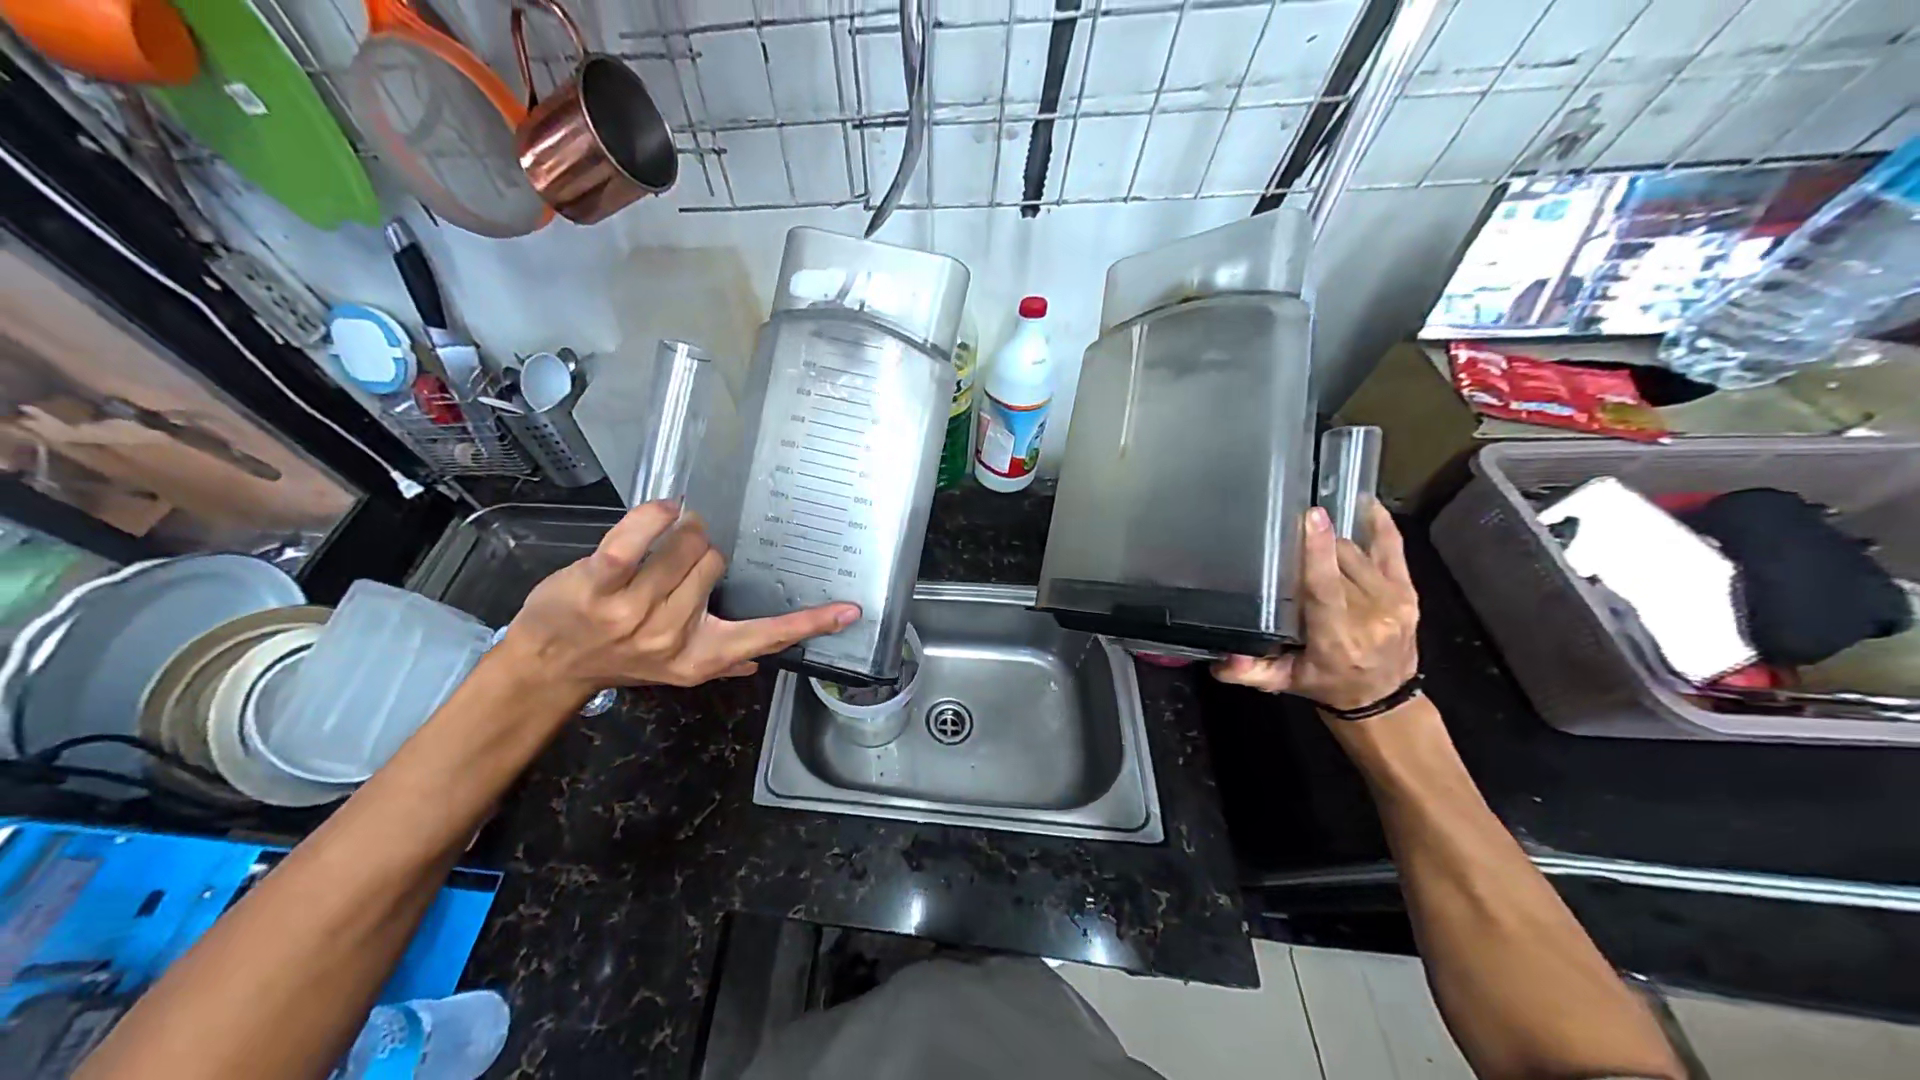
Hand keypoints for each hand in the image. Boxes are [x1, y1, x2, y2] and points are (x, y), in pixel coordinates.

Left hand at [500, 501, 858, 692]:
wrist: (545, 668)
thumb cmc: (614, 661)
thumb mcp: (675, 669)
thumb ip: (721, 663)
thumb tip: (760, 663)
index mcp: (703, 657)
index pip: (766, 637)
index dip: (810, 622)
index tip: (850, 611)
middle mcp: (675, 637)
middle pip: (717, 563)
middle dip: (702, 552)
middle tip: (677, 560)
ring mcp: (636, 613)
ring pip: (687, 545)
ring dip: (678, 533)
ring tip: (657, 543)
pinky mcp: (601, 586)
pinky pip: (637, 541)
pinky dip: (653, 519)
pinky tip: (664, 509)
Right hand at [1213, 502, 1418, 711]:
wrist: (1385, 699)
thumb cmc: (1326, 684)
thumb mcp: (1285, 682)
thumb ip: (1252, 672)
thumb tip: (1222, 660)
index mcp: (1337, 637)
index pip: (1326, 587)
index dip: (1317, 551)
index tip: (1309, 517)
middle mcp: (1370, 616)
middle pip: (1339, 563)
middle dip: (1316, 548)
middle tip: (1289, 541)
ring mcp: (1394, 602)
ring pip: (1357, 553)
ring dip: (1333, 544)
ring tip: (1313, 537)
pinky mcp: (1409, 592)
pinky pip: (1393, 548)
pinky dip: (1378, 524)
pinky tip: (1362, 503)